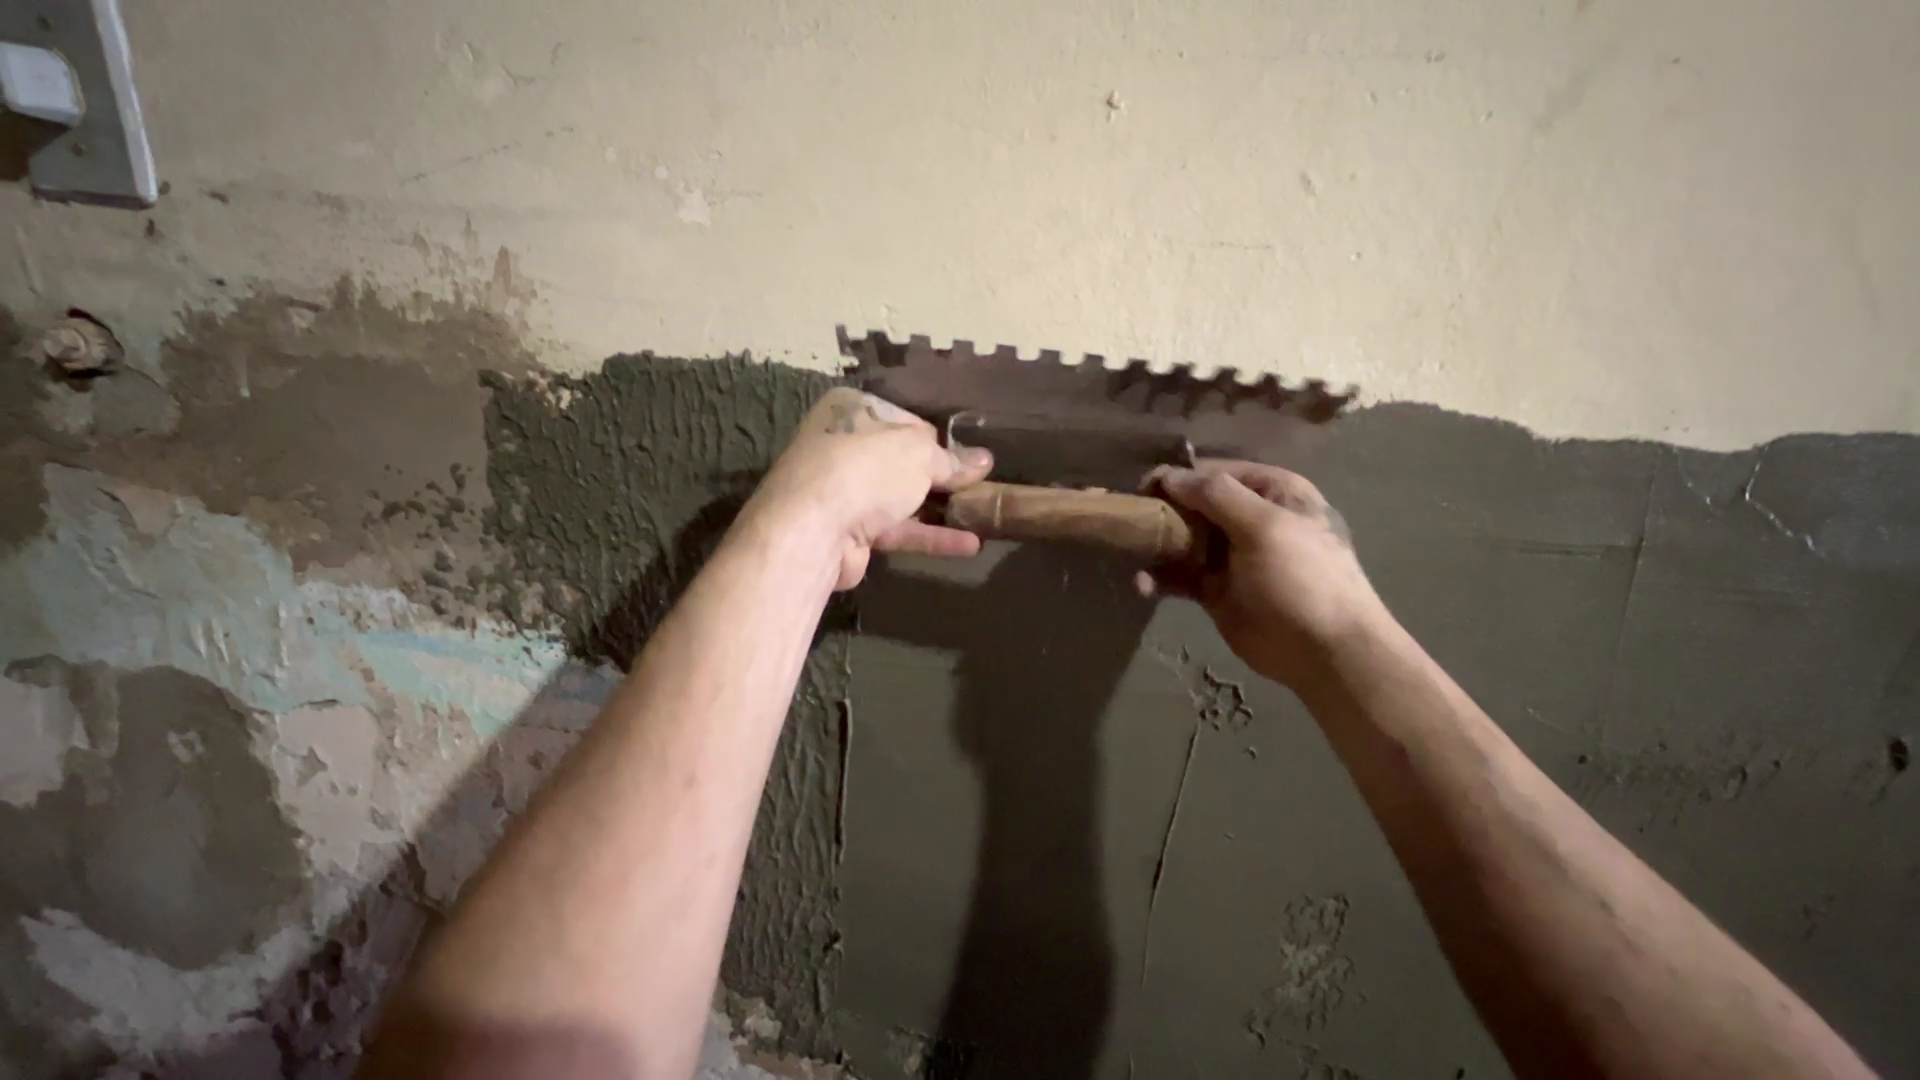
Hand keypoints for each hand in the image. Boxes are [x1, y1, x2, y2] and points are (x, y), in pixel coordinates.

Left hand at [744, 387, 993, 590]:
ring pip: (900, 497)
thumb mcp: (919, 453)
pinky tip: (970, 545)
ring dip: (940, 508)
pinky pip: (898, 530)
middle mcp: (843, 446)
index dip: (935, 437)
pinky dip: (931, 536)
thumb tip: (983, 460)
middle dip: (940, 474)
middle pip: (901, 460)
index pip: (902, 418)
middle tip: (980, 484)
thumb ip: (951, 460)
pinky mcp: (850, 532)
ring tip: (983, 514)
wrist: (813, 530)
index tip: (965, 453)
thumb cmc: (866, 468)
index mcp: (851, 410)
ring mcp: (844, 492)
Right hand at [1141, 461, 1392, 689]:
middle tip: (1129, 523)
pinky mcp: (1215, 590)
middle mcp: (1249, 518)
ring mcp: (1231, 556)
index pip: (1216, 472)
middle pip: (1194, 504)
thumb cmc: (1302, 577)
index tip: (1143, 489)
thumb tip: (1169, 475)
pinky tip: (1143, 585)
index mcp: (1271, 492)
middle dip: (1161, 511)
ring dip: (1155, 546)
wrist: (1324, 651)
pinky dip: (1159, 577)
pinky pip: (1180, 575)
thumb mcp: (1264, 526)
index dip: (1179, 477)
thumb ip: (1216, 495)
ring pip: (1182, 539)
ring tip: (1132, 555)